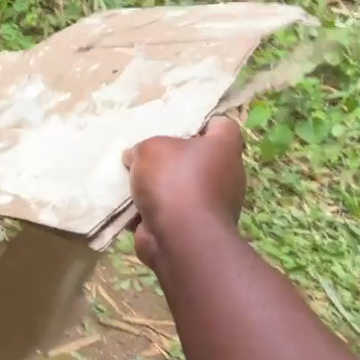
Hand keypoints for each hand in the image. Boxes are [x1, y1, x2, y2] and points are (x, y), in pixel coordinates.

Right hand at [121, 115, 246, 266]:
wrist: (181, 237)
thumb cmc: (174, 181)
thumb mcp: (150, 149)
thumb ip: (142, 147)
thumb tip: (135, 157)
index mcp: (224, 148)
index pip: (222, 125)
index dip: (201, 123)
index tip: (176, 129)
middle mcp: (226, 174)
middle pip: (198, 159)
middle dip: (171, 160)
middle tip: (145, 158)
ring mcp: (214, 204)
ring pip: (183, 188)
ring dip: (160, 188)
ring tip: (132, 184)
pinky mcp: (197, 227)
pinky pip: (173, 213)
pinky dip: (155, 212)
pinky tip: (132, 210)